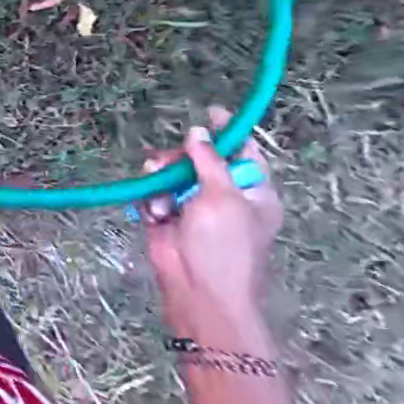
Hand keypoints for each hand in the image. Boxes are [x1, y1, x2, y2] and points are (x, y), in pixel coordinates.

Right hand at [141, 106, 282, 339]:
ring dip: (161, 180)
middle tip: (169, 163)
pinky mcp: (167, 216)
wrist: (197, 291)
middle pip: (199, 158)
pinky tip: (153, 213)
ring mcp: (194, 207)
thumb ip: (209, 161)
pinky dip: (150, 199)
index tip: (212, 111)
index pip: (244, 152)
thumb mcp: (223, 197)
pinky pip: (153, 192)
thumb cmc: (223, 246)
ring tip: (159, 196)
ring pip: (171, 173)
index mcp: (253, 192)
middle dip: (181, 159)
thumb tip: (199, 132)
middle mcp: (224, 195)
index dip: (228, 132)